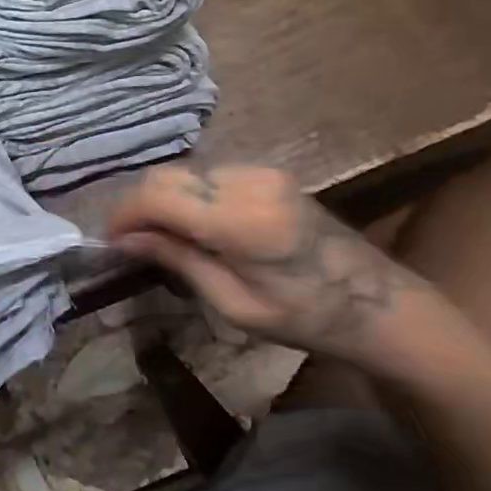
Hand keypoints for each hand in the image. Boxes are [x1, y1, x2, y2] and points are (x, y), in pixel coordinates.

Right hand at [107, 162, 446, 370]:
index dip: (123, 214)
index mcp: (241, 220)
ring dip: (159, 198)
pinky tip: (187, 223)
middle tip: (128, 241)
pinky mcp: (266, 172)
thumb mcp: (234, 304)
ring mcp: (260, 171)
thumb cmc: (307, 318)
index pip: (157, 195)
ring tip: (156, 235)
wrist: (381, 304)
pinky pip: (205, 174)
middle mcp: (248, 182)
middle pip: (165, 176)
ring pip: (182, 171)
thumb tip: (123, 240)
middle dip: (136, 205)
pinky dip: (184, 194)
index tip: (110, 241)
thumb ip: (177, 260)